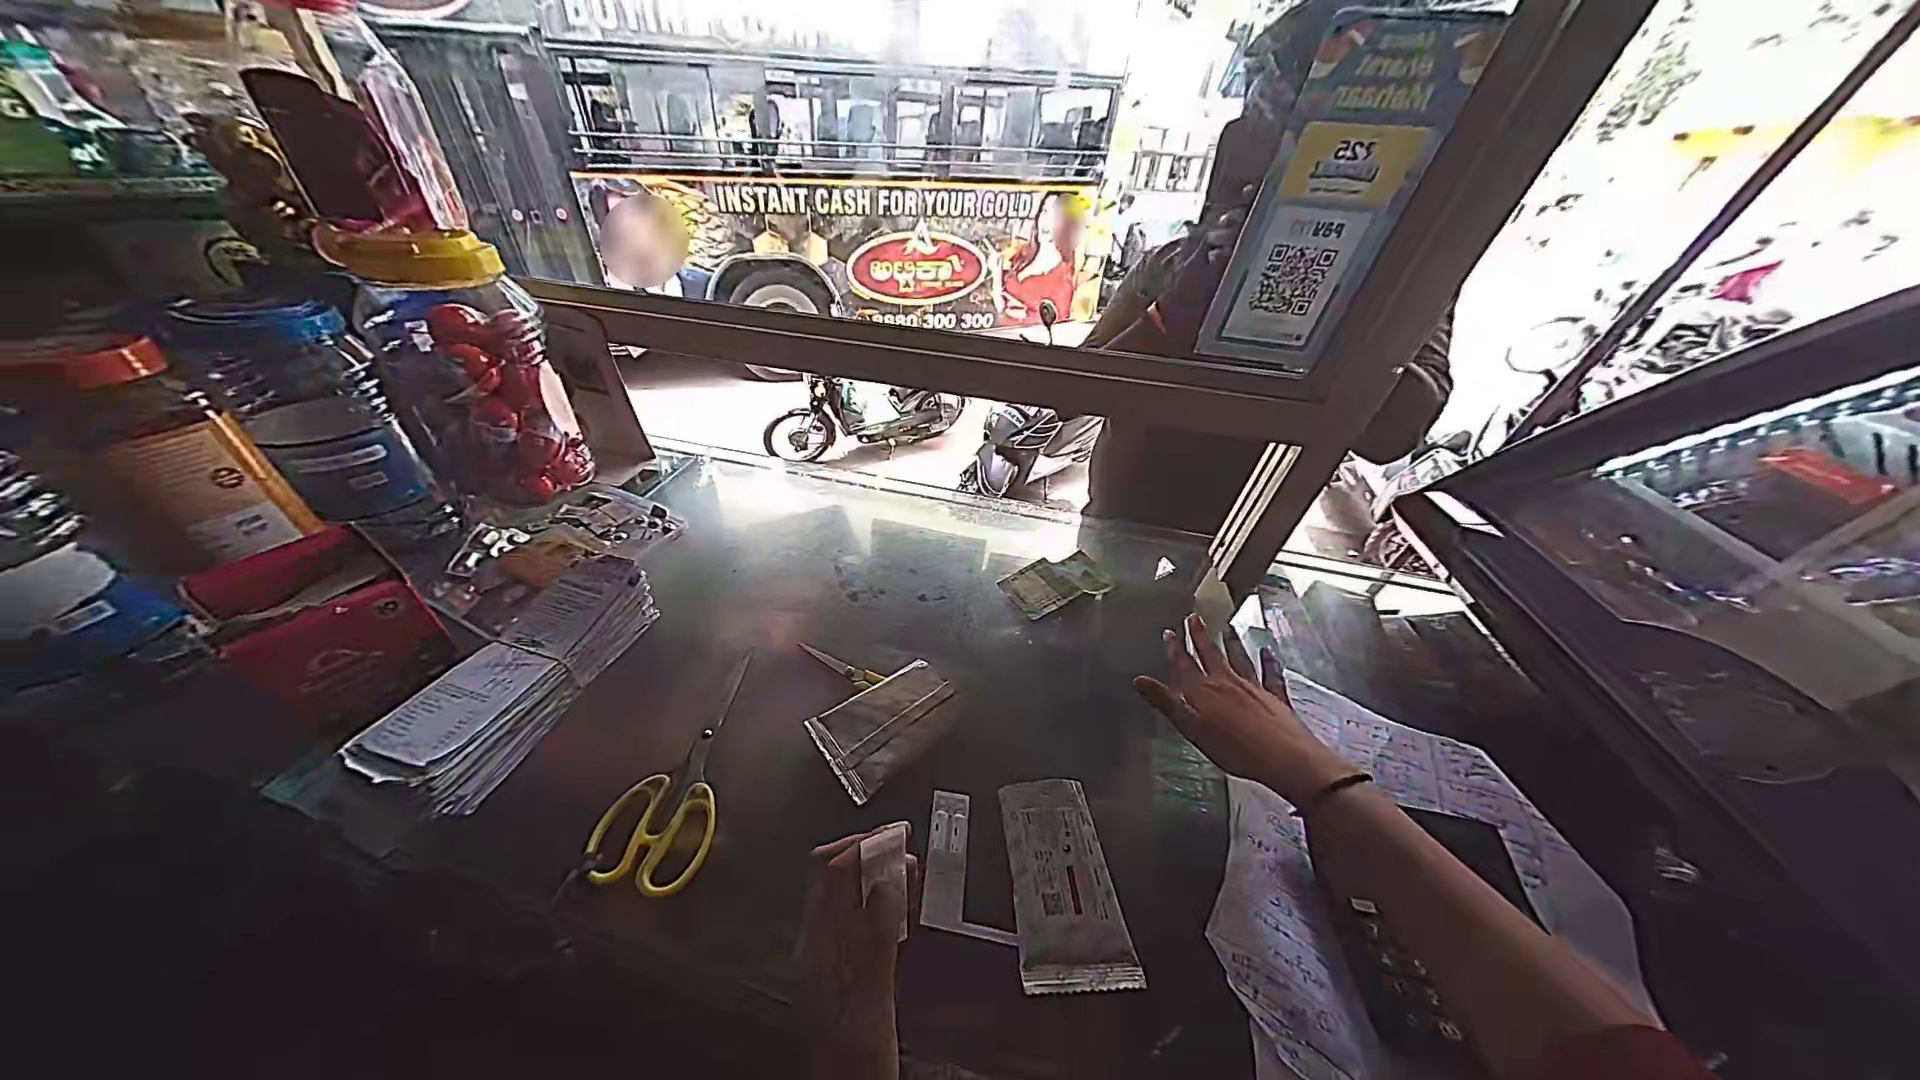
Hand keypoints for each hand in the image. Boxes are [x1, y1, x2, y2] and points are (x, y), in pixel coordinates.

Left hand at [799, 827, 922, 1079]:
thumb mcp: (871, 999)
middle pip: (834, 877)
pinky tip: (899, 898)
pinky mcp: (845, 966)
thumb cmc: (853, 1062)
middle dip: (866, 850)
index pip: (832, 873)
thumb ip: (876, 939)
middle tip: (898, 839)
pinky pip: (858, 916)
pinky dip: (880, 896)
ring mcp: (830, 955)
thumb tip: (885, 882)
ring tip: (903, 859)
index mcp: (820, 948)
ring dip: (874, 870)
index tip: (894, 834)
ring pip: (847, 894)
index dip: (863, 845)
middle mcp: (819, 945)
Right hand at [1134, 614, 1353, 805]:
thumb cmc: (1234, 748)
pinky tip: (1267, 652)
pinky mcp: (1275, 698)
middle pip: (1210, 654)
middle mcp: (1227, 682)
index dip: (1175, 648)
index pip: (1184, 664)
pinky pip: (1270, 674)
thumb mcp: (1191, 729)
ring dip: (1231, 642)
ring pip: (1239, 658)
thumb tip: (1139, 680)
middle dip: (1199, 636)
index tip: (1169, 632)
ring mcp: (1254, 687)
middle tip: (1193, 618)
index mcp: (1204, 691)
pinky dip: (1269, 662)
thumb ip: (1166, 703)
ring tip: (1226, 628)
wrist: (1285, 758)